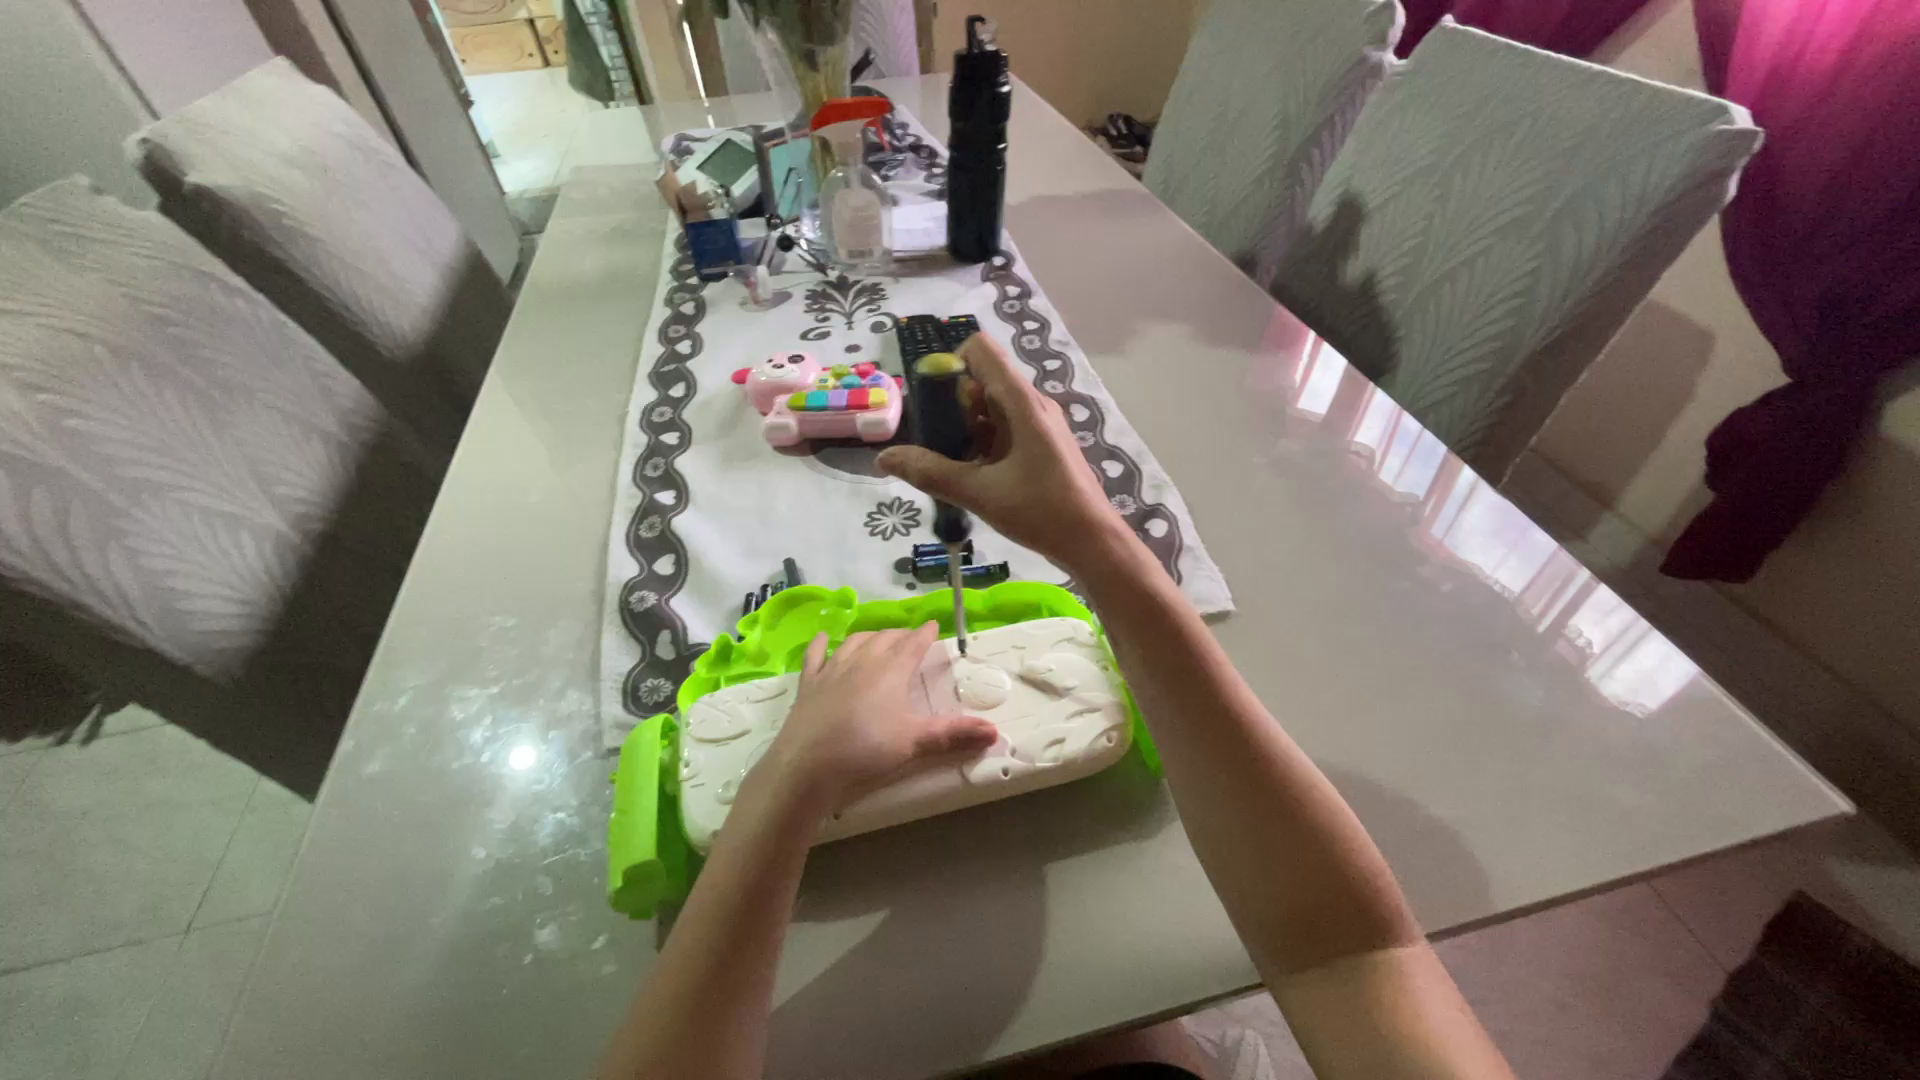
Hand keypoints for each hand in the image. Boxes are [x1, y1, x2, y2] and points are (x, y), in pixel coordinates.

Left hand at [759, 623, 996, 814]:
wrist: (808, 764)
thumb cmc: (867, 748)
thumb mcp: (915, 741)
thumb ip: (954, 733)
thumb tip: (995, 731)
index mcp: (892, 670)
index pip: (913, 644)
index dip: (925, 634)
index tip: (933, 625)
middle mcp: (863, 661)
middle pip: (885, 638)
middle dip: (901, 635)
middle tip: (910, 639)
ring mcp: (832, 669)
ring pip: (854, 641)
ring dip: (870, 637)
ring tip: (878, 639)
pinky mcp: (809, 683)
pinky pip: (816, 655)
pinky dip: (821, 644)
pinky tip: (823, 638)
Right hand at [877, 334, 1125, 573]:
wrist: (1093, 541)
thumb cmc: (1041, 512)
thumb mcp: (979, 493)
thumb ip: (930, 473)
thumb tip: (884, 458)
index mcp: (1021, 402)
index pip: (980, 350)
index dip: (949, 366)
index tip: (932, 408)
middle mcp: (1032, 404)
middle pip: (981, 380)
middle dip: (952, 407)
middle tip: (938, 447)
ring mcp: (1040, 424)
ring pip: (992, 408)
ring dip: (966, 430)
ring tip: (953, 467)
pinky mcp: (1043, 444)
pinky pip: (1005, 429)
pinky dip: (984, 444)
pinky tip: (975, 477)